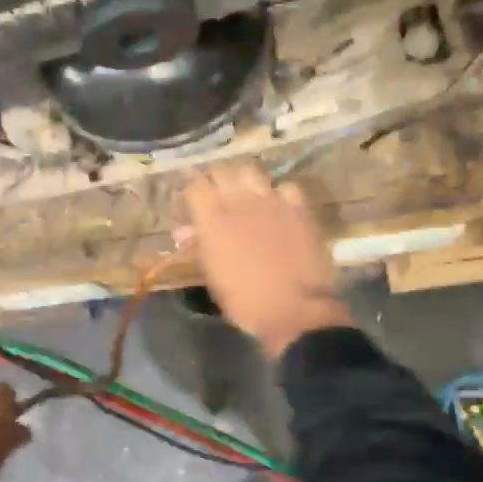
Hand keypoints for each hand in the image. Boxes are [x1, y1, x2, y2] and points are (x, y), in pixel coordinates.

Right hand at [181, 162, 353, 358]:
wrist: (294, 309)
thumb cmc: (245, 301)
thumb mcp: (213, 276)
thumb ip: (198, 247)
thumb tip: (184, 232)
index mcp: (212, 220)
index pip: (195, 185)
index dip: (192, 191)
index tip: (191, 202)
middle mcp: (240, 202)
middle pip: (222, 171)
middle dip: (215, 180)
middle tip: (216, 194)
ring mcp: (271, 201)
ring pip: (251, 171)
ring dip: (244, 180)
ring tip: (245, 194)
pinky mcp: (298, 208)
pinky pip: (285, 187)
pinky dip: (279, 194)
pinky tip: (278, 206)